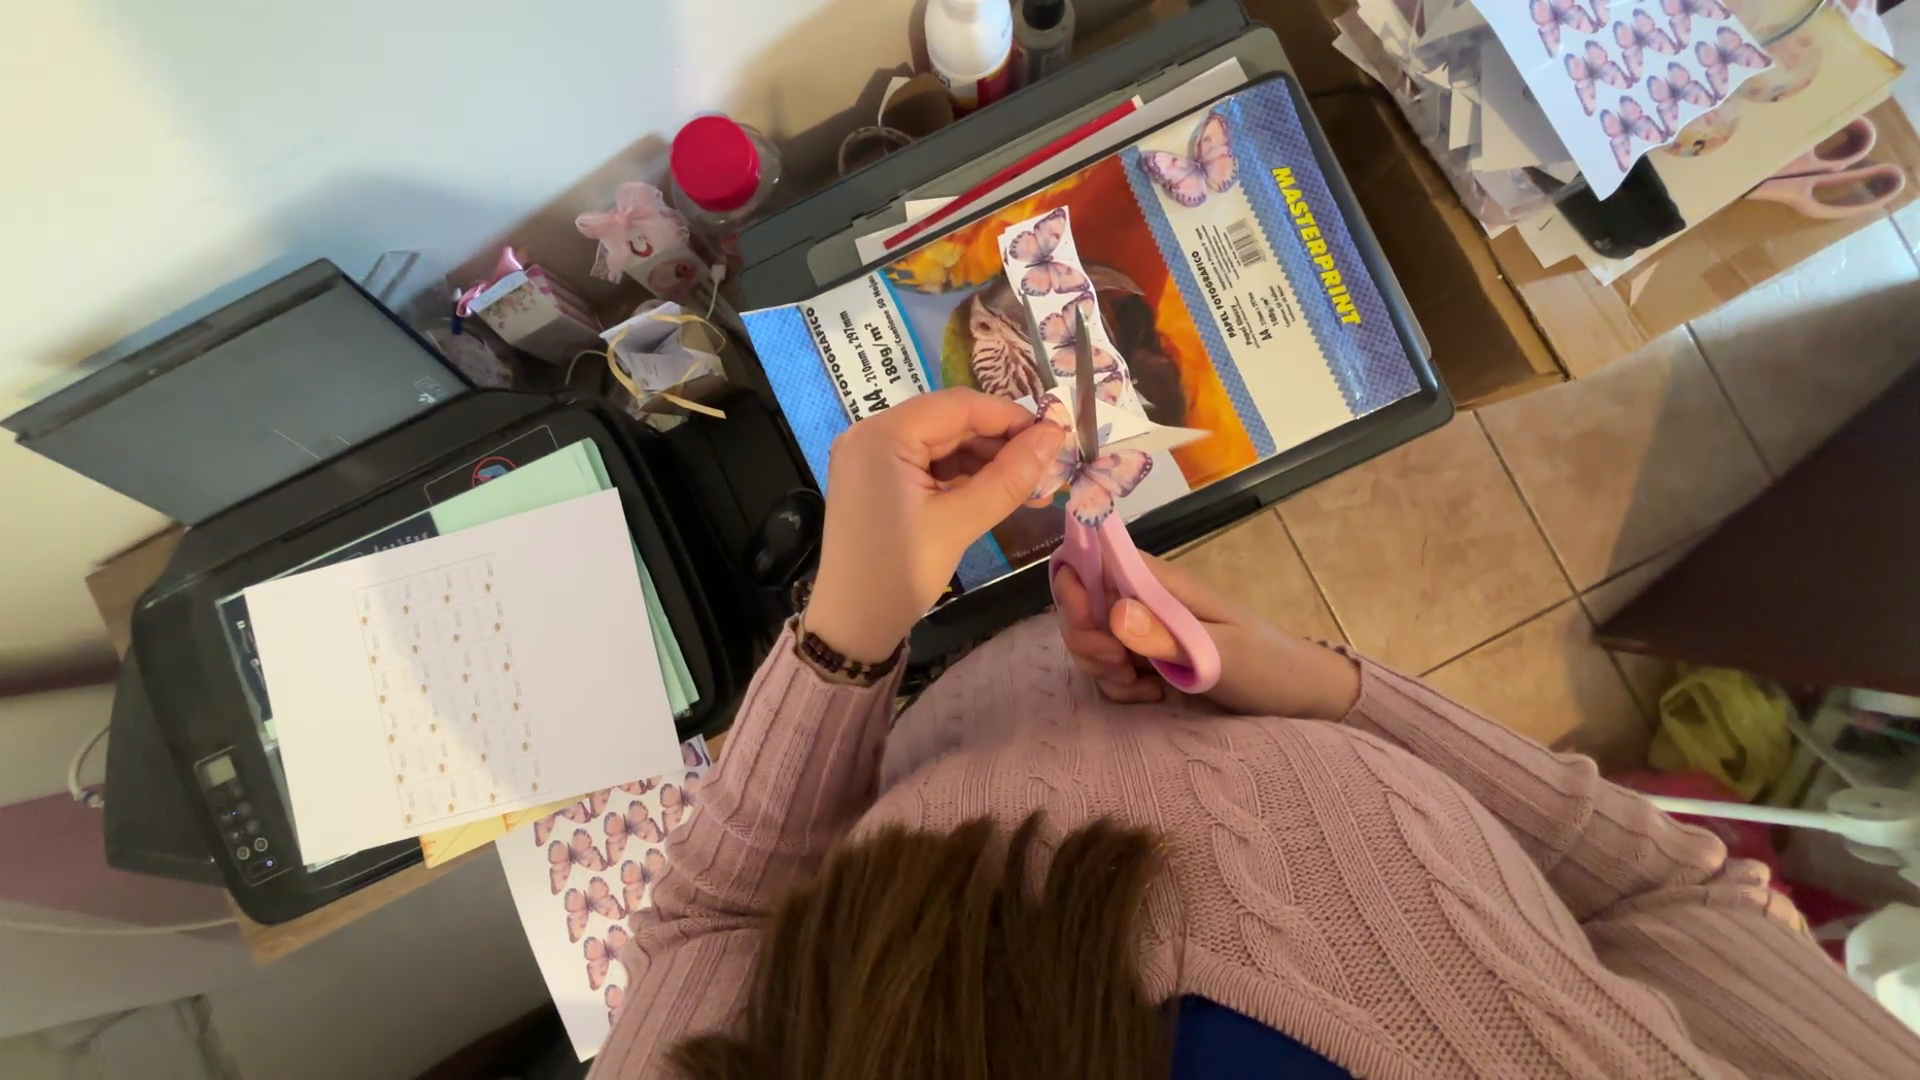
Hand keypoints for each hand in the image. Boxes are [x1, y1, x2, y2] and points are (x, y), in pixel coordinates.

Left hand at [806, 389, 1067, 662]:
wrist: (851, 625)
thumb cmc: (900, 572)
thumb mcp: (959, 523)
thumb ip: (1009, 475)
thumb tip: (1054, 435)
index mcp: (883, 434)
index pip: (959, 405)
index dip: (1010, 416)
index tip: (1054, 436)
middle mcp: (871, 433)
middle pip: (949, 422)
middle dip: (1000, 443)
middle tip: (1047, 468)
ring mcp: (870, 457)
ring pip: (941, 444)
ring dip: (985, 462)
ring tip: (1030, 487)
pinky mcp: (876, 481)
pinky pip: (926, 465)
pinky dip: (961, 476)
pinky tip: (996, 492)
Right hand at [1054, 553, 1359, 718]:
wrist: (1297, 697)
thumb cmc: (1267, 665)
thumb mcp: (1222, 652)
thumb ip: (1166, 635)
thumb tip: (1113, 612)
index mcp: (1159, 583)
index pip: (1094, 561)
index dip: (1074, 587)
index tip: (1090, 626)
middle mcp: (1143, 600)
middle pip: (1081, 605)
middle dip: (1085, 639)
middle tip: (1118, 666)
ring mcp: (1142, 632)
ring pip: (1089, 640)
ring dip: (1100, 667)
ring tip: (1137, 684)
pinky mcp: (1144, 662)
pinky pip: (1107, 671)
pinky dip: (1117, 687)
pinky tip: (1149, 695)